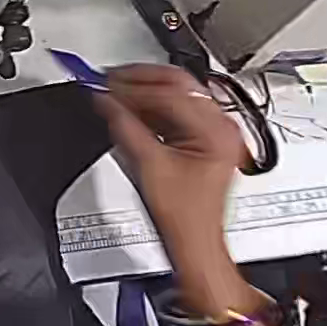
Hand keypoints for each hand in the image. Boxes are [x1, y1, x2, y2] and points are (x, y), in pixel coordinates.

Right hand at [93, 65, 253, 315]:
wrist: (195, 247)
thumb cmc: (184, 219)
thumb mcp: (147, 167)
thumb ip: (124, 127)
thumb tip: (104, 100)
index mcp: (216, 131)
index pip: (169, 92)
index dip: (132, 86)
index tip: (105, 83)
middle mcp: (222, 126)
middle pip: (178, 84)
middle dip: (140, 79)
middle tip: (109, 78)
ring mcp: (216, 132)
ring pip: (177, 94)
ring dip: (144, 90)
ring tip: (115, 91)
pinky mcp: (204, 138)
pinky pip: (176, 109)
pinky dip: (151, 105)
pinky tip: (130, 107)